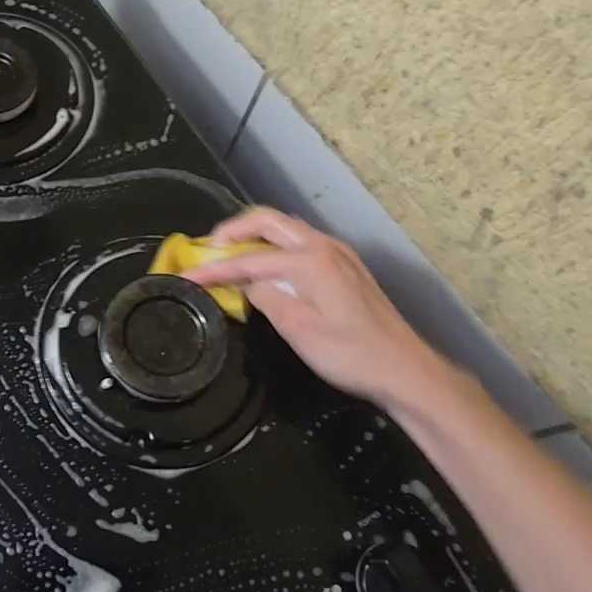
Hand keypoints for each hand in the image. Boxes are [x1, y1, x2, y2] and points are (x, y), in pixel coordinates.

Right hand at [182, 207, 468, 409]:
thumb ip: (265, 296)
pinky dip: (274, 247)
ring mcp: (338, 253)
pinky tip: (264, 267)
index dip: (214, 268)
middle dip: (233, 231)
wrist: (404, 369)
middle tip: (207, 250)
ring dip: (254, 236)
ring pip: (286, 229)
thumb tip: (245, 282)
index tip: (186, 275)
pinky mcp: (345, 266)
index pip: (249, 259)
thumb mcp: (297, 328)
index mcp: (310, 260)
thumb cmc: (349, 353)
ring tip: (229, 256)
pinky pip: (300, 243)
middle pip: (268, 221)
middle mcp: (324, 246)